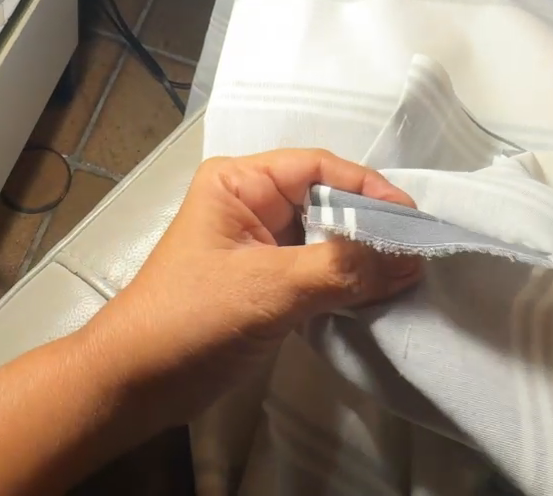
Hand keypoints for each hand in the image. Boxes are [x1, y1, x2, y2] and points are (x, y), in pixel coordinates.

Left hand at [79, 150, 423, 427]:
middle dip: (370, 225)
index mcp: (240, 182)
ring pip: (324, 236)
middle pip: (325, 199)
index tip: (414, 219)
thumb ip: (340, 270)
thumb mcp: (269, 289)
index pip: (317, 168)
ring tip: (407, 272)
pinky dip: (345, 280)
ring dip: (361, 255)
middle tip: (418, 250)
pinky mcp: (264, 279)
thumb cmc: (192, 320)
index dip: (368, 189)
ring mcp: (258, 241)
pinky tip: (376, 293)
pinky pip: (316, 267)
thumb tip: (410, 258)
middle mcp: (251, 202)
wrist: (134, 384)